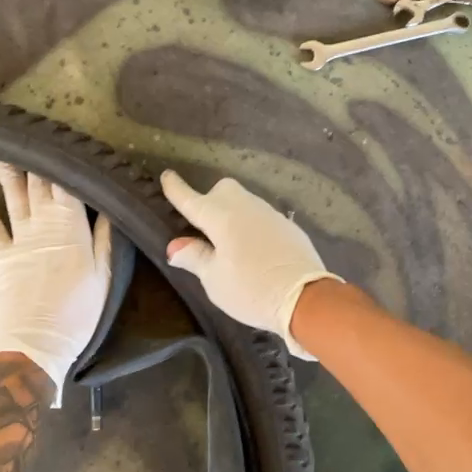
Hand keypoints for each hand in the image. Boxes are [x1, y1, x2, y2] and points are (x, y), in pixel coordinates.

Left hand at [0, 162, 111, 404]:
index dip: (68, 161)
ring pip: (14, 198)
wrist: (35, 344)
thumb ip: (104, 238)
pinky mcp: (1, 258)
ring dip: (8, 173)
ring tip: (2, 149)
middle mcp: (43, 225)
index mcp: (71, 226)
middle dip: (38, 159)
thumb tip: (108, 205)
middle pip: (40, 185)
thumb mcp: (103, 274)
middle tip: (32, 132)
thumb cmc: (78, 310)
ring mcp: (18, 240)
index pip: (70, 185)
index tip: (66, 139)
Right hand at [160, 171, 340, 359]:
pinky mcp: (287, 225)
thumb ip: (195, 257)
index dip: (177, 188)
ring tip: (230, 241)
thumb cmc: (251, 289)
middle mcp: (246, 207)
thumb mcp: (215, 280)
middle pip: (223, 190)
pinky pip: (262, 216)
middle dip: (210, 199)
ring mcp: (270, 214)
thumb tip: (175, 245)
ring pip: (244, 201)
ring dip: (232, 213)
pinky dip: (251, 224)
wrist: (304, 295)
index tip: (166, 175)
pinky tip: (255, 247)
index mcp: (221, 218)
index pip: (192, 199)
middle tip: (205, 226)